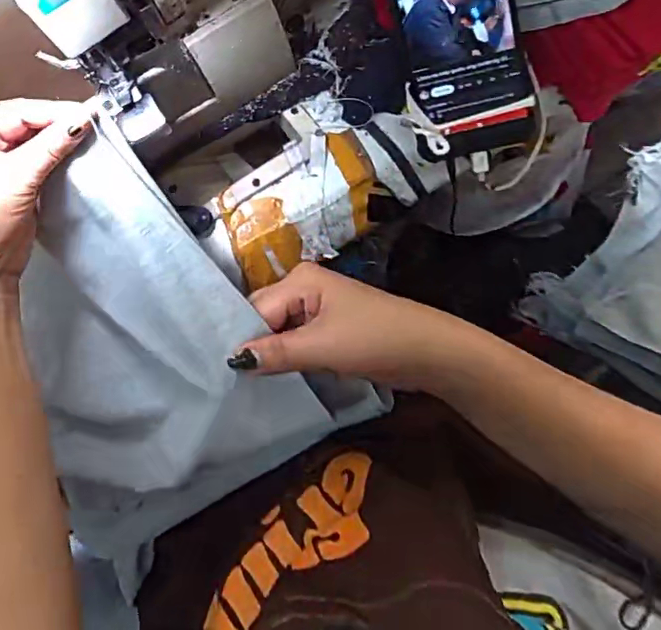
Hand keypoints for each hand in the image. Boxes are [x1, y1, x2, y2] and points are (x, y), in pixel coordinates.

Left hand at [0, 99, 91, 290]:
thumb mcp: (15, 178)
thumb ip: (49, 146)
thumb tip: (77, 122)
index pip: (17, 113)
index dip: (51, 113)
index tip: (82, 114)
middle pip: (26, 123)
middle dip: (56, 122)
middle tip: (86, 121)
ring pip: (35, 140)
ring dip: (58, 137)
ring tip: (83, 133)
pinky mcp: (16, 183)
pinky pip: (40, 158)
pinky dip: (57, 154)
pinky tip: (72, 151)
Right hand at [228, 262, 486, 387]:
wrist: (432, 352)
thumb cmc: (376, 340)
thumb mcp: (323, 348)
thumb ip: (277, 352)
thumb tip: (234, 360)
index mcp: (300, 279)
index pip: (257, 308)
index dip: (245, 338)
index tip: (228, 369)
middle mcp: (303, 286)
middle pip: (265, 315)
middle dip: (255, 344)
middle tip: (236, 378)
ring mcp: (317, 306)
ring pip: (279, 329)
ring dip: (271, 353)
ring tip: (252, 381)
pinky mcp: (329, 327)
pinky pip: (295, 338)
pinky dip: (288, 356)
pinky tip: (278, 375)